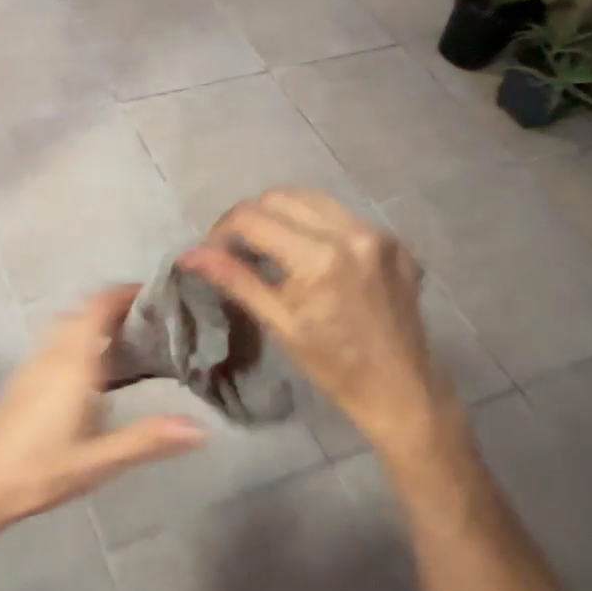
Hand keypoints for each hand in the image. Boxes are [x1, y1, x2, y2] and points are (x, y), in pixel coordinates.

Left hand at [0, 287, 206, 531]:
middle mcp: (51, 355)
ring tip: (122, 338)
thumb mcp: (101, 460)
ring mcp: (33, 364)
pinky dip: (75, 338)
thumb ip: (148, 440)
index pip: (96, 309)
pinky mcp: (23, 379)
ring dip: (90, 321)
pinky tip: (89, 368)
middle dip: (110, 307)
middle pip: (81, 312)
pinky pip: (53, 342)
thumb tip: (200, 428)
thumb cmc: (44, 469)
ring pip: (64, 325)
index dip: (120, 294)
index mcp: (72, 364)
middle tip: (144, 318)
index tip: (149, 293)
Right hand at [181, 190, 456, 454]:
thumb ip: (235, 278)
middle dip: (251, 217)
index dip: (224, 229)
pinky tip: (314, 256)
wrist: (402, 392)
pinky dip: (319, 226)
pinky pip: (344, 217)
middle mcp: (351, 233)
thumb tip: (189, 254)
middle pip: (281, 198)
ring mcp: (379, 235)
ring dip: (284, 215)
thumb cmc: (334, 365)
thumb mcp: (278, 322)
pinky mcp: (396, 243)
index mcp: (319, 257)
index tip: (214, 250)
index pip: (254, 219)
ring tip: (273, 245)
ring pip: (313, 200)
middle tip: (239, 247)